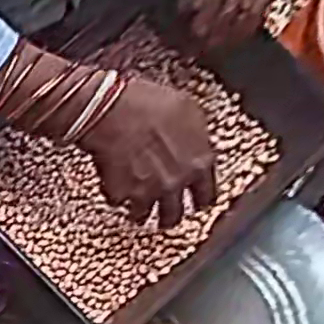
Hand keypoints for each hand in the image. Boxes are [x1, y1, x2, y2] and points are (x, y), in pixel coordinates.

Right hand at [76, 76, 217, 228]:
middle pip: (173, 214)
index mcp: (199, 163)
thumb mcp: (191, 115)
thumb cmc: (152, 106)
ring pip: (143, 216)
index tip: (197, 204)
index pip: (207, 195)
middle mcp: (174, 183)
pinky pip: (118, 202)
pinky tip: (116, 187)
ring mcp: (144, 193)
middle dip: (170, 216)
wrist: (116, 114)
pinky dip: (117, 197)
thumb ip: (195, 142)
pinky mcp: (118, 195)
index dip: (202, 200)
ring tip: (136, 211)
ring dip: (140, 213)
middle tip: (165, 218)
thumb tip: (193, 148)